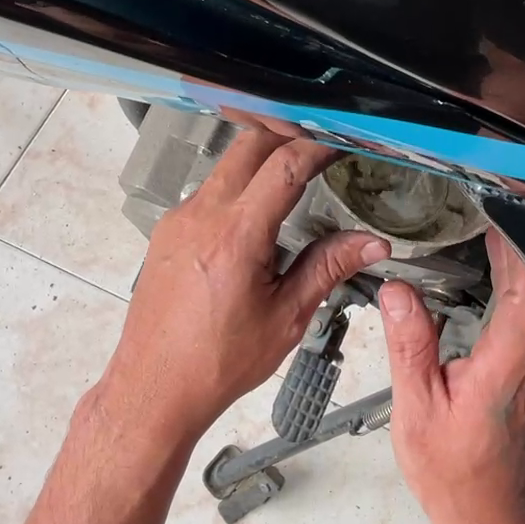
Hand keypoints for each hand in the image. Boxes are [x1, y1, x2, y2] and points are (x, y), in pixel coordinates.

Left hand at [95, 129, 391, 440]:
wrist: (153, 388)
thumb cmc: (216, 362)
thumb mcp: (286, 317)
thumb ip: (328, 267)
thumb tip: (371, 244)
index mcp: (236, 235)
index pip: (284, 165)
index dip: (318, 146)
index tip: (341, 141)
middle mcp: (202, 215)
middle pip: (249, 144)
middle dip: (288, 135)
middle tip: (320, 143)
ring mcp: (179, 219)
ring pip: (226, 164)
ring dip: (260, 159)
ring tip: (294, 176)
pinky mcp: (167, 229)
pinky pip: (207, 190)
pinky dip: (237, 186)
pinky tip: (256, 212)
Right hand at [381, 229, 524, 523]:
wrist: (487, 517)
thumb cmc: (454, 474)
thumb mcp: (417, 409)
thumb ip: (411, 346)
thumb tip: (399, 290)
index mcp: (505, 365)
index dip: (523, 248)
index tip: (505, 211)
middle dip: (521, 239)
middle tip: (495, 199)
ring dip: (519, 256)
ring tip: (493, 218)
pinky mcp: (523, 370)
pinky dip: (513, 279)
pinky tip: (494, 264)